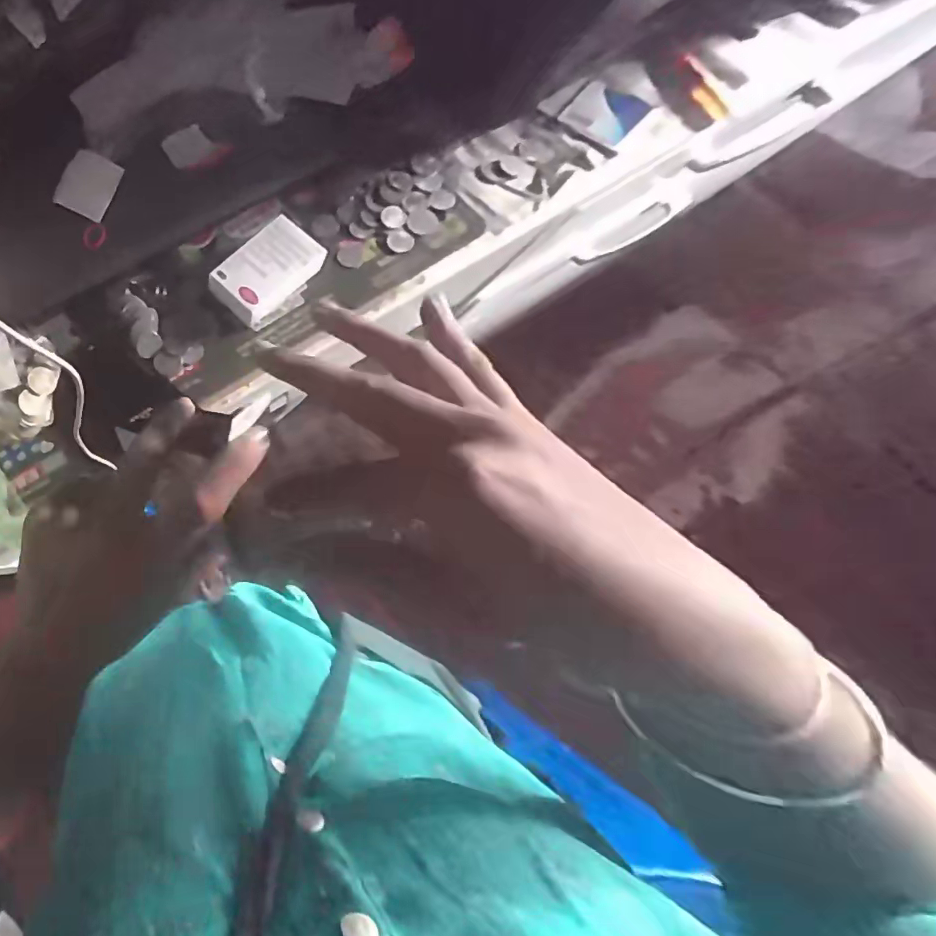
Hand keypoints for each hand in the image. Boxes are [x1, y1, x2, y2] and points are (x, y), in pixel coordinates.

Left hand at [0, 402, 266, 935]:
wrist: (38, 684)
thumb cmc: (113, 667)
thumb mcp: (164, 618)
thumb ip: (186, 572)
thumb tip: (204, 533)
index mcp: (152, 563)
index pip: (202, 503)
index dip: (232, 466)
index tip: (256, 433)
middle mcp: (112, 539)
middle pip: (144, 470)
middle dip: (167, 432)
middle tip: (185, 404)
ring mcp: (69, 534)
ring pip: (103, 480)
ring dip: (122, 465)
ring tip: (140, 447)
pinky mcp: (40, 536)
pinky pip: (66, 502)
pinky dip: (81, 502)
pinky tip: (85, 512)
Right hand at [261, 296, 820, 735]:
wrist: (672, 618)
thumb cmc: (558, 627)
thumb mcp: (453, 612)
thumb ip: (372, 573)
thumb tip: (301, 558)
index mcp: (450, 486)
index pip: (351, 485)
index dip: (303, 499)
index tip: (264, 509)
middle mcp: (472, 435)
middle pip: (374, 394)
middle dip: (313, 373)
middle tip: (265, 353)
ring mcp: (504, 422)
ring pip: (424, 362)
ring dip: (370, 334)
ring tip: (327, 311)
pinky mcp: (527, 423)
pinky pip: (478, 370)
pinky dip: (450, 339)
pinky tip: (433, 309)